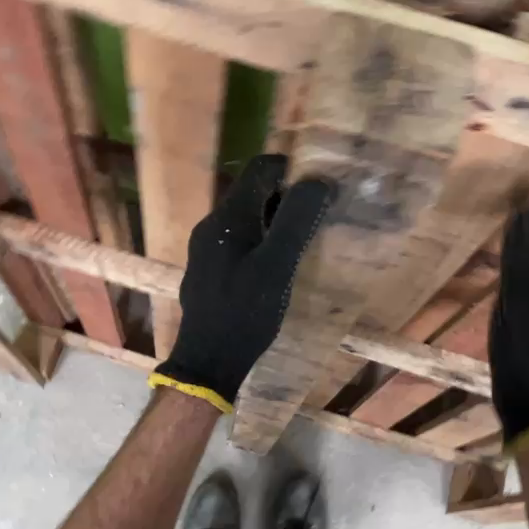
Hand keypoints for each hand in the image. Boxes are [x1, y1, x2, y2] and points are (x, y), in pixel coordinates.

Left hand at [154, 154, 333, 411]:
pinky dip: (262, 242)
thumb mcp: (279, 264)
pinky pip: (240, 241)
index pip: (261, 168)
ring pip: (247, 218)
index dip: (293, 170)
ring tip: (304, 242)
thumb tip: (319, 180)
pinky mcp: (209, 270)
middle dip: (287, 197)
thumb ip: (298, 220)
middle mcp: (212, 224)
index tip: (321, 188)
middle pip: (254, 192)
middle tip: (319, 216)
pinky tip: (278, 267)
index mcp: (229, 215)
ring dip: (276, 222)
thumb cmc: (246, 310)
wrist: (208, 359)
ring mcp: (207, 248)